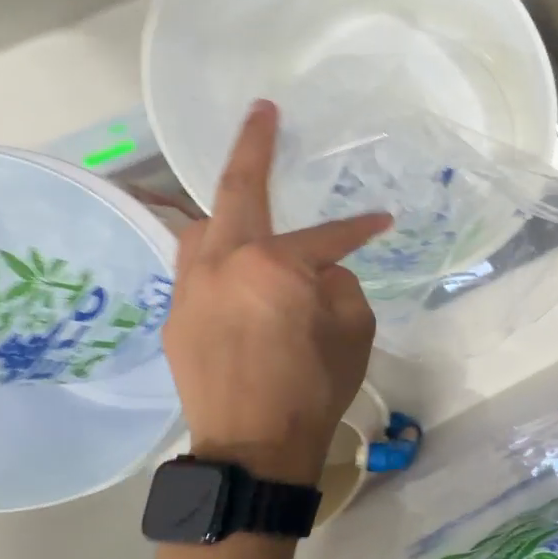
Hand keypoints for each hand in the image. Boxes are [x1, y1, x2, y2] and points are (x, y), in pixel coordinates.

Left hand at [163, 100, 391, 486]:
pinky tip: (235, 268)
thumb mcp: (354, 335)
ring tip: (246, 203)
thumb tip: (321, 272)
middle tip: (261, 112)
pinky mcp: (175, 315)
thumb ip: (341, 288)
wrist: (252, 446)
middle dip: (251, 147)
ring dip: (226, 208)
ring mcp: (190, 287)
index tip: (382, 221)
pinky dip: (217, 254)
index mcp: (275, 266)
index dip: (359, 228)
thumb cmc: (314, 389)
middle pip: (234, 192)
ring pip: (203, 227)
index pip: (327, 237)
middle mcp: (223, 262)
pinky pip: (196, 267)